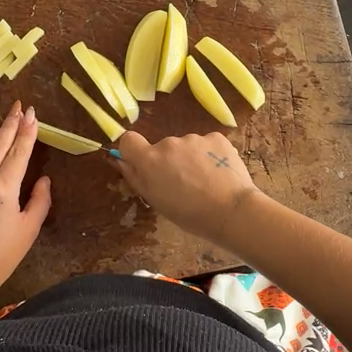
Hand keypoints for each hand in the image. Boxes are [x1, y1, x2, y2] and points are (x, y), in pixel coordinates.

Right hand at [110, 130, 262, 244]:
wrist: (232, 211)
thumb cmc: (190, 214)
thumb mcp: (156, 201)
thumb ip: (135, 177)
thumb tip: (119, 160)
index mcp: (150, 160)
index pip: (129, 140)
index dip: (134, 151)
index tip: (143, 164)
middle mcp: (169, 143)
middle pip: (162, 148)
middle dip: (169, 162)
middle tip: (184, 185)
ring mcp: (194, 138)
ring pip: (186, 147)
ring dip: (190, 159)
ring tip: (205, 182)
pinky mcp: (216, 137)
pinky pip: (206, 144)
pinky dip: (210, 156)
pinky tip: (218, 174)